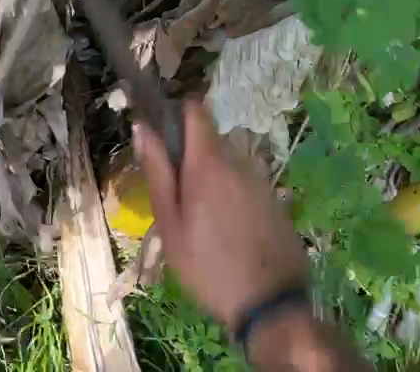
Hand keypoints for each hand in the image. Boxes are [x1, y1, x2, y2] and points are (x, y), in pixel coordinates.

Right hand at [133, 105, 308, 329]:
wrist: (272, 309)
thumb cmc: (207, 265)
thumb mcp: (169, 222)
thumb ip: (157, 171)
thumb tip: (142, 127)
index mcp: (208, 163)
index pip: (195, 110)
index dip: (176, 112)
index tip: (161, 133)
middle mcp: (238, 163)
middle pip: (209, 141)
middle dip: (190, 157)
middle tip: (176, 196)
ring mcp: (262, 184)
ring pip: (228, 166)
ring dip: (212, 179)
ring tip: (202, 221)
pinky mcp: (277, 205)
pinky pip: (246, 188)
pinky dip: (233, 199)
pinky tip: (228, 234)